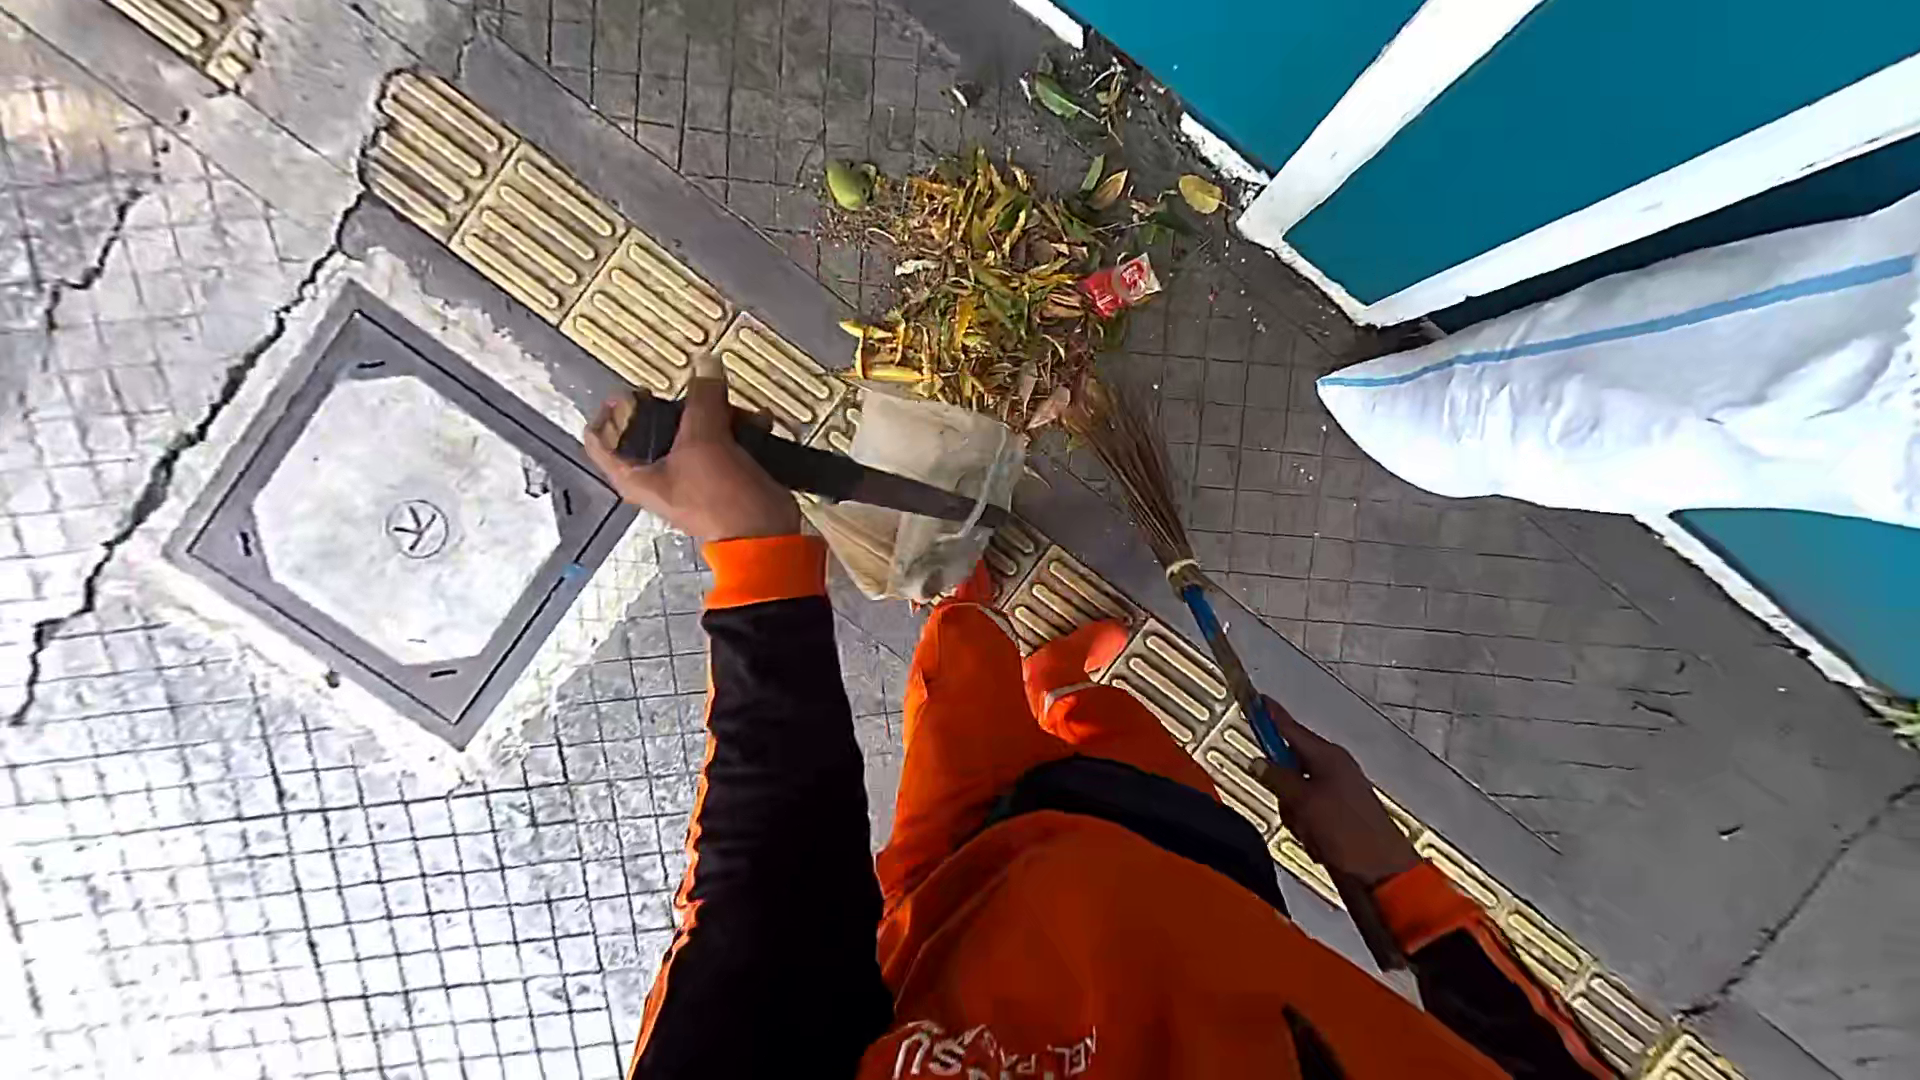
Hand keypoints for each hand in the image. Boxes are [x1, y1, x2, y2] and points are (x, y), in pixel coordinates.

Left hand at [582, 369, 800, 542]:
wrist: (766, 532)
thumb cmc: (721, 499)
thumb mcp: (704, 441)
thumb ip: (703, 399)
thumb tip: (708, 365)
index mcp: (635, 475)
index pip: (599, 437)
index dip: (612, 409)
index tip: (636, 391)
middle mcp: (659, 475)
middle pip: (657, 425)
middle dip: (685, 406)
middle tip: (701, 395)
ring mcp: (694, 475)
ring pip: (697, 430)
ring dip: (721, 415)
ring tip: (741, 411)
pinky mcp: (724, 475)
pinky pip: (726, 442)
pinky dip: (739, 430)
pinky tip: (757, 422)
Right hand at [1253, 697, 1420, 887]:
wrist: (1385, 879)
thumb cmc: (1348, 832)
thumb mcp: (1304, 801)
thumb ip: (1277, 778)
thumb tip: (1258, 761)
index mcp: (1327, 758)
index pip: (1290, 728)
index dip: (1270, 714)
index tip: (1254, 698)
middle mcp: (1331, 770)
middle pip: (1286, 763)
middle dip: (1280, 786)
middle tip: (1290, 805)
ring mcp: (1334, 794)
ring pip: (1291, 792)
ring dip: (1293, 812)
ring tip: (1309, 830)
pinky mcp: (1335, 818)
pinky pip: (1303, 812)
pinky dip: (1304, 826)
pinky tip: (1317, 842)